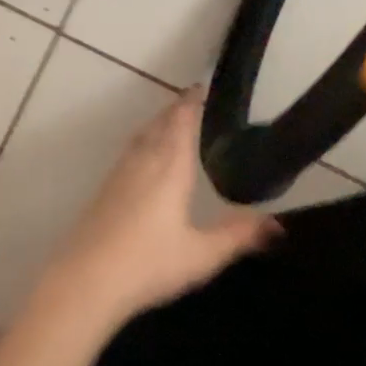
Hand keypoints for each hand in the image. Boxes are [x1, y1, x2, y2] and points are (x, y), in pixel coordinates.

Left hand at [41, 92, 280, 321]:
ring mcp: (120, 173)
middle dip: (176, 109)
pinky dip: (142, 141)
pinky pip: (129, 151)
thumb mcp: (202, 255)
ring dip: (157, 123)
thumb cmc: (149, 263)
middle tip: (191, 100)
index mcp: (170, 166)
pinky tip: (143, 156)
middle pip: (160, 123)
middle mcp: (144, 160)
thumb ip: (238, 236)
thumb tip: (277, 225)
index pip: (182, 122)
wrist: (88, 278)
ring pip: (142, 136)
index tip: (202, 87)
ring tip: (169, 120)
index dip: (192, 102)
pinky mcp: (105, 189)